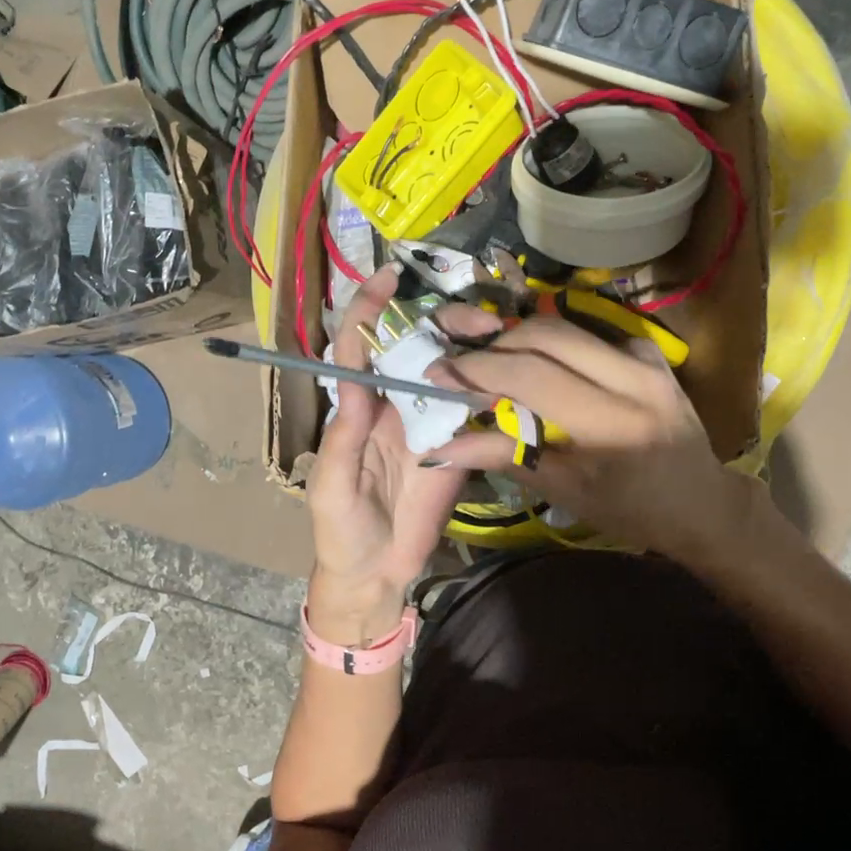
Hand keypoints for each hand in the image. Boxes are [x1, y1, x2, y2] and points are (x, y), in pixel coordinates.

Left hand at [305, 266, 496, 645]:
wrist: (376, 573)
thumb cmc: (340, 530)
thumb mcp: (332, 486)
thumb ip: (342, 437)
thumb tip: (354, 383)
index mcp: (358, 408)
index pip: (360, 348)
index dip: (370, 310)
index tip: (390, 277)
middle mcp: (394, 406)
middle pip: (417, 349)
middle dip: (444, 323)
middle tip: (479, 320)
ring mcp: (428, 425)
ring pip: (453, 373)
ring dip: (476, 351)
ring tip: (502, 339)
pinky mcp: (458, 449)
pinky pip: (477, 413)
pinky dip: (495, 392)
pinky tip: (518, 377)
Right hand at [427, 315, 782, 564]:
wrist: (702, 503)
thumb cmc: (631, 510)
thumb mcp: (566, 493)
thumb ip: (507, 458)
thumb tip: (443, 447)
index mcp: (608, 425)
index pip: (530, 376)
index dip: (478, 369)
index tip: (440, 371)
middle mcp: (631, 381)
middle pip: (545, 337)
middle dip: (493, 346)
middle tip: (464, 364)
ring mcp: (647, 362)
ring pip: (567, 327)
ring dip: (521, 338)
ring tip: (495, 360)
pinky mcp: (653, 355)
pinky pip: (592, 334)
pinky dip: (560, 344)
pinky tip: (547, 364)